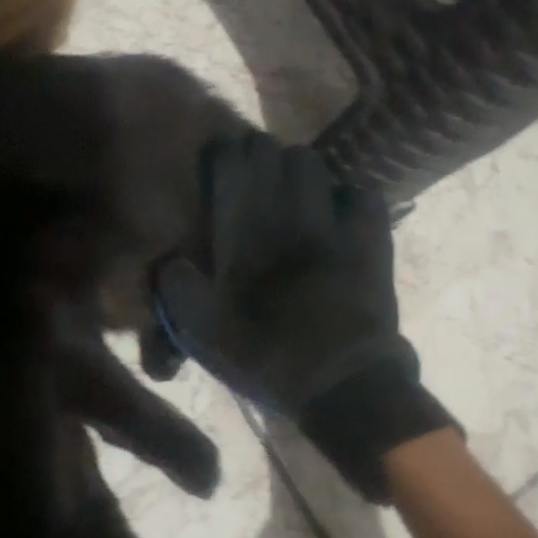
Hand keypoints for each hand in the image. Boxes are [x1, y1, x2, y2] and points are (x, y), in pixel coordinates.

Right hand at [153, 133, 452, 501]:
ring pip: (312, 164)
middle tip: (251, 169)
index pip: (229, 165)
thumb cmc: (266, 357)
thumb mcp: (202, 333)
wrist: (342, 385)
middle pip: (270, 152)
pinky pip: (360, 194)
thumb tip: (168, 259)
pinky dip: (347, 196)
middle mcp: (284, 214)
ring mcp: (331, 223)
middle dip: (257, 153)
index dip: (222, 154)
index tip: (216, 156)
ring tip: (292, 187)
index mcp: (241, 233)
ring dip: (298, 169)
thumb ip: (176, 289)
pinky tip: (338, 210)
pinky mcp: (369, 240)